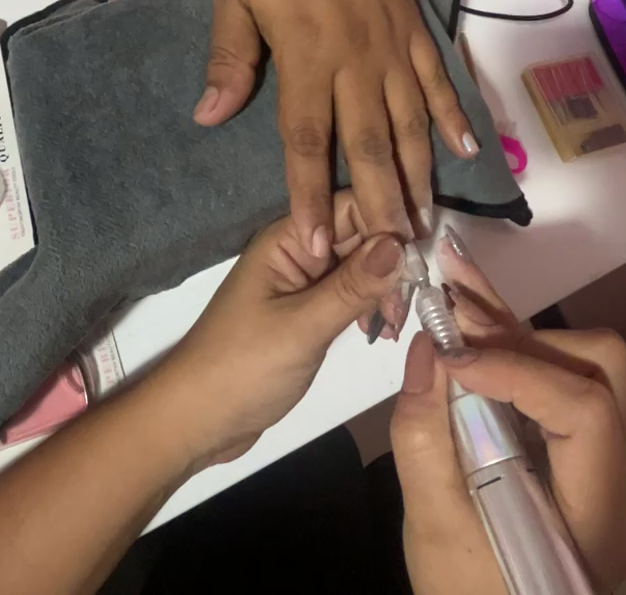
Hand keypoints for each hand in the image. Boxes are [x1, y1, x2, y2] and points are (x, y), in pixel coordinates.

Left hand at [146, 193, 404, 466]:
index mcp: (289, 238)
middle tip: (423, 296)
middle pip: (358, 233)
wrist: (198, 419)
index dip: (389, 221)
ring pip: (358, 265)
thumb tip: (401, 242)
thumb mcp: (302, 326)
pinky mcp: (307, 310)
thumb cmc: (242, 367)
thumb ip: (352, 285)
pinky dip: (370, 305)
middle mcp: (298, 250)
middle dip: (393, 258)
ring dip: (384, 285)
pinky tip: (385, 328)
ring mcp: (303, 281)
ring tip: (404, 319)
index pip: (349, 206)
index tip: (426, 254)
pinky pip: (348, 293)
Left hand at [196, 0, 477, 257]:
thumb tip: (210, 117)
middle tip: (394, 253)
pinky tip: (465, 152)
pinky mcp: (417, 27)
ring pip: (410, 121)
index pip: (306, 140)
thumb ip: (229, 58)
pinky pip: (438, 80)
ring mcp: (394, 45)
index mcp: (306, 56)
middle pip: (368, 143)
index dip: (310, 194)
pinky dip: (451, 117)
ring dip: (419, 174)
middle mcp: (356, 60)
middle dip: (378, 201)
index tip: (317, 244)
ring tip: (428, 220)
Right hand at [390, 235, 625, 592]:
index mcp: (608, 507)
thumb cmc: (472, 593)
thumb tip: (426, 344)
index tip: (447, 358)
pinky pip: (561, 371)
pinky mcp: (591, 439)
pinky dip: (512, 342)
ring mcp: (619, 451)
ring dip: (512, 331)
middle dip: (519, 340)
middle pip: (597, 365)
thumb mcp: (435, 527)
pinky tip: (467, 306)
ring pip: (580, 356)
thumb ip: (424, 437)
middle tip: (451, 325)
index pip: (584, 408)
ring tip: (452, 301)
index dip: (514, 370)